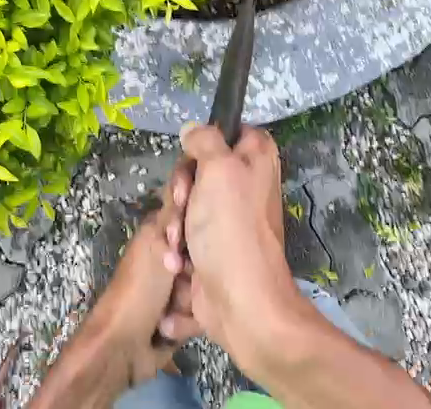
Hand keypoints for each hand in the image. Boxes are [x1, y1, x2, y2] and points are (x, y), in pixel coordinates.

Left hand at [79, 203, 192, 388]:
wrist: (123, 347)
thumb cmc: (139, 288)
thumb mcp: (157, 242)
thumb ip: (176, 210)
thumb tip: (190, 169)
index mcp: (163, 230)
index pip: (193, 207)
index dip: (203, 212)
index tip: (209, 221)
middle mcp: (175, 253)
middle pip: (209, 247)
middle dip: (204, 265)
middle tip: (185, 276)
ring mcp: (181, 284)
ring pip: (210, 279)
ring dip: (195, 297)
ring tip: (178, 308)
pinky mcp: (186, 312)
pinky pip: (205, 309)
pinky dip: (191, 320)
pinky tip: (175, 328)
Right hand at [160, 123, 305, 366]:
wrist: (240, 301)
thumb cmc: (232, 228)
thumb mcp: (218, 168)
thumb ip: (205, 140)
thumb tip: (192, 129)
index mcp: (256, 157)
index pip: (224, 132)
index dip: (203, 147)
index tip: (194, 164)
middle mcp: (245, 182)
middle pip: (195, 169)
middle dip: (181, 191)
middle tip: (184, 204)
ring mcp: (227, 217)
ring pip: (185, 202)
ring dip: (175, 223)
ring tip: (179, 244)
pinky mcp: (210, 246)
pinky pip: (184, 234)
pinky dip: (177, 248)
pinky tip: (177, 262)